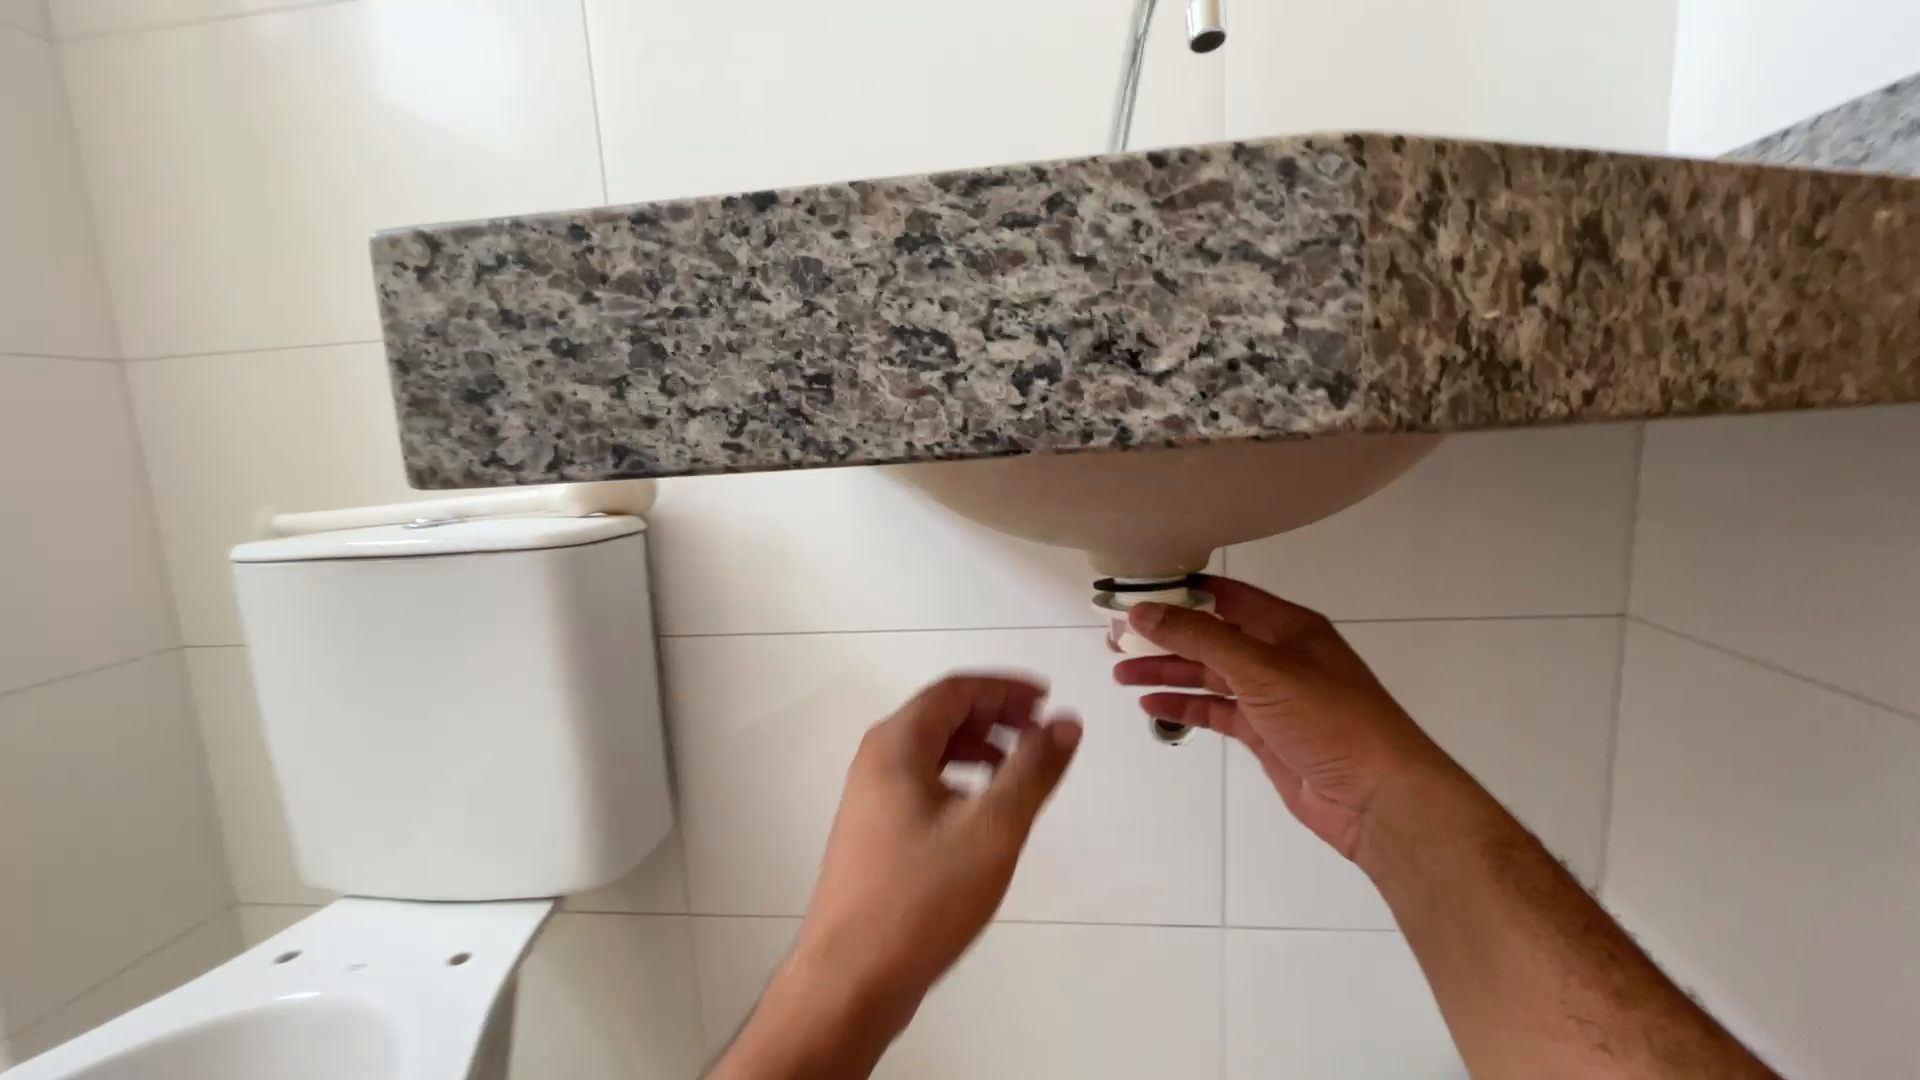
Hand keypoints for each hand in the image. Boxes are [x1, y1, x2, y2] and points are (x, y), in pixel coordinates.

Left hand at [790, 676, 1081, 1024]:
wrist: (851, 980)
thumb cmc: (920, 899)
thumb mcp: (992, 829)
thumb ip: (1033, 770)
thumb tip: (1065, 723)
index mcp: (897, 745)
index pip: (956, 690)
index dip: (1004, 688)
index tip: (1046, 698)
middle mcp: (877, 760)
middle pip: (942, 715)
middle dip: (994, 715)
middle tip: (1039, 730)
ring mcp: (870, 798)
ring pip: (932, 750)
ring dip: (978, 747)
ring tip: (1018, 767)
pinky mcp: (874, 832)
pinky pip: (922, 783)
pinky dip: (959, 778)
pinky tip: (982, 811)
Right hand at [1114, 576, 1454, 859]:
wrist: (1379, 798)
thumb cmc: (1329, 719)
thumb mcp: (1262, 669)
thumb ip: (1200, 638)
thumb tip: (1143, 611)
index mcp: (1287, 627)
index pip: (1225, 596)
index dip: (1181, 592)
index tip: (1136, 593)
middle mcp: (1277, 655)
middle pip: (1210, 637)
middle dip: (1165, 636)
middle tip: (1117, 640)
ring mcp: (1271, 696)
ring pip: (1208, 675)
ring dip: (1167, 672)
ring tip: (1121, 673)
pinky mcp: (1264, 733)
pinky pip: (1215, 710)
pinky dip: (1185, 705)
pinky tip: (1152, 704)